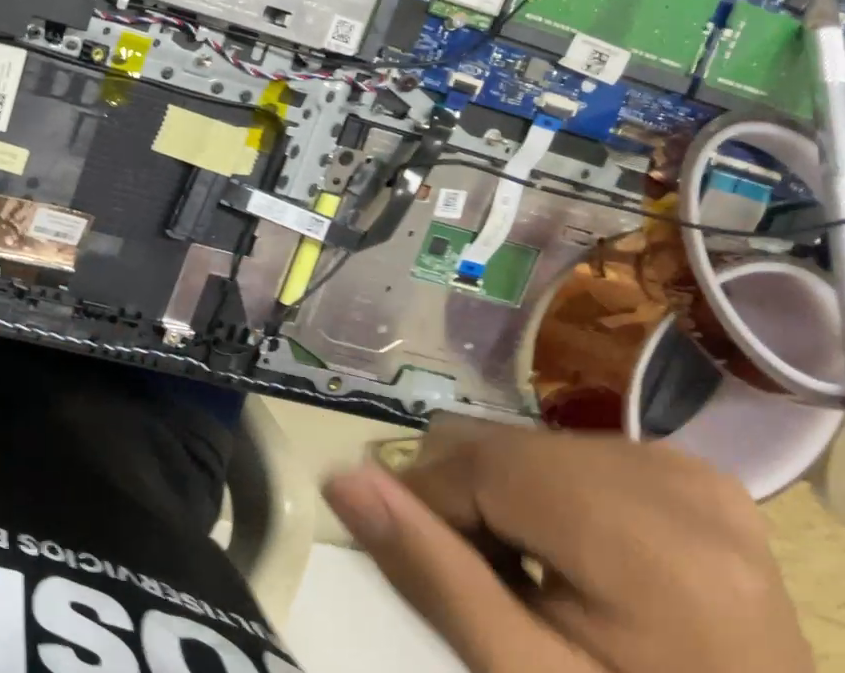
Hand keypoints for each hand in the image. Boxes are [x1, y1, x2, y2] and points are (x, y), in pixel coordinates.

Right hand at [323, 421, 812, 672]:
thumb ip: (434, 578)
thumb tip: (340, 478)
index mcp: (650, 541)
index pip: (474, 465)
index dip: (426, 510)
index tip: (438, 575)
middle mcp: (674, 478)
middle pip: (494, 446)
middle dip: (460, 506)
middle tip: (488, 587)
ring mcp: (689, 471)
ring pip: (515, 443)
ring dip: (489, 498)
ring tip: (524, 576)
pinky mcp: (688, 473)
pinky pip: (557, 450)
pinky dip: (531, 494)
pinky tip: (560, 556)